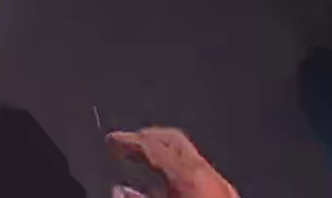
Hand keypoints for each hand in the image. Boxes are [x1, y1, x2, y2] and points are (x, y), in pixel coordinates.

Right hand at [106, 128, 237, 197]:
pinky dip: (177, 177)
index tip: (110, 141)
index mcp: (190, 177)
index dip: (128, 140)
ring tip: (139, 168)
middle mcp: (208, 175)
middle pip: (173, 141)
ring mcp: (221, 188)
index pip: (153, 145)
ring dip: (162, 157)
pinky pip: (198, 177)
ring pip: (187, 158)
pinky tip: (163, 193)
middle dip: (148, 139)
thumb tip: (118, 190)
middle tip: (126, 144)